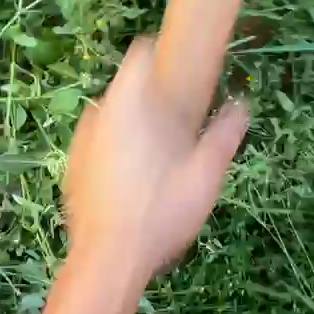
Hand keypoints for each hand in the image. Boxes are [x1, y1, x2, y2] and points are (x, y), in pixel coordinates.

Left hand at [63, 38, 251, 286]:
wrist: (108, 260)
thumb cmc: (161, 212)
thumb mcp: (205, 175)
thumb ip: (224, 134)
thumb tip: (242, 106)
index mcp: (129, 103)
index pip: (141, 53)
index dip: (162, 57)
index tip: (184, 78)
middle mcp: (97, 114)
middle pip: (126, 88)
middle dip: (152, 100)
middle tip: (181, 129)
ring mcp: (79, 142)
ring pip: (111, 119)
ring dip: (133, 128)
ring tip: (160, 162)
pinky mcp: (71, 169)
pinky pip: (97, 147)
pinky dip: (114, 153)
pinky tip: (134, 186)